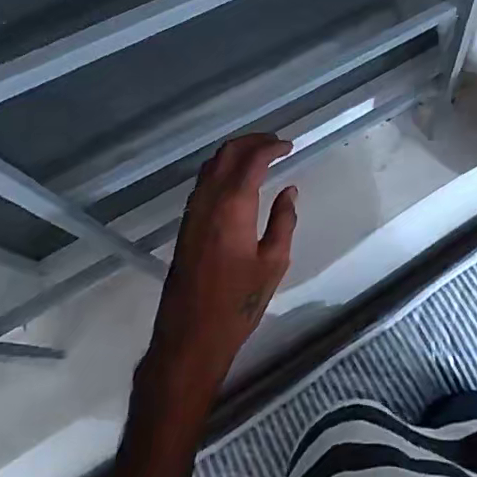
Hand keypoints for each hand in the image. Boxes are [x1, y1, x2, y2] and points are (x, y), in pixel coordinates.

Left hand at [142, 134, 297, 393]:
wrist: (191, 335)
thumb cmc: (238, 302)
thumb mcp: (274, 263)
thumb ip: (283, 221)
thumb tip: (289, 191)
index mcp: (233, 206)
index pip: (252, 160)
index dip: (271, 147)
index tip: (290, 146)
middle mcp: (208, 201)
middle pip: (226, 154)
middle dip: (252, 141)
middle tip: (276, 143)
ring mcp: (192, 211)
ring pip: (211, 165)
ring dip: (235, 153)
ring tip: (260, 155)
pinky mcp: (186, 224)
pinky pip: (204, 182)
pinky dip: (222, 169)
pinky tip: (238, 180)